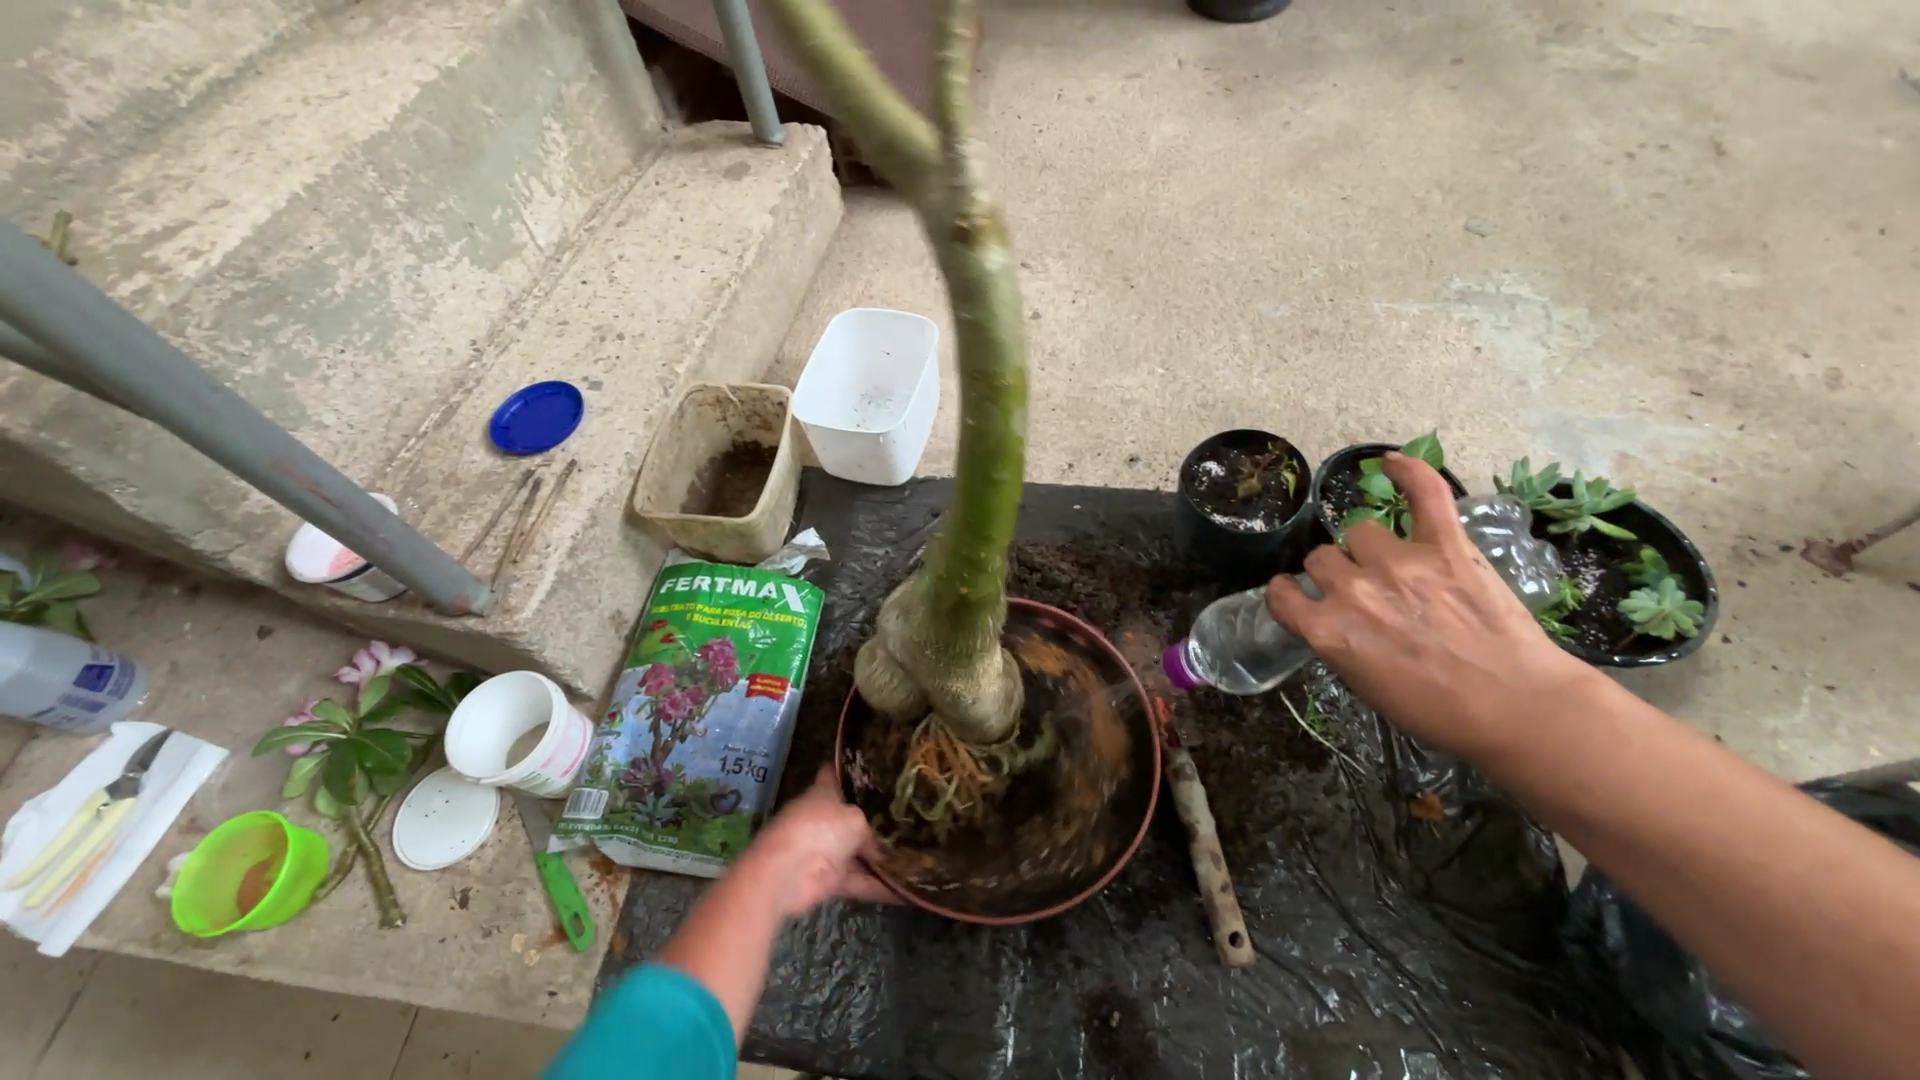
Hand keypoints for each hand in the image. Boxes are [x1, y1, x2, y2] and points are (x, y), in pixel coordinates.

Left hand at [736, 767, 895, 915]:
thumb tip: (880, 849)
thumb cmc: (820, 830)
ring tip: (918, 855)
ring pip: (859, 853)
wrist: (787, 873)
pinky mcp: (830, 880)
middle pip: (852, 818)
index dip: (851, 770)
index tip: (876, 768)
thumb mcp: (855, 820)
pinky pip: (860, 882)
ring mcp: (826, 850)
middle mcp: (824, 819)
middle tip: (910, 819)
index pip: (834, 774)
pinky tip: (908, 892)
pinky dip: (880, 888)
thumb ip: (871, 831)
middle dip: (878, 821)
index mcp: (823, 793)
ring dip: (883, 859)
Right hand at [1265, 453, 1597, 758]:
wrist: (1514, 707)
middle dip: (1334, 573)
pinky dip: (1411, 473)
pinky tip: (1394, 461)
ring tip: (1393, 566)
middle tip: (1364, 593)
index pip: (1283, 595)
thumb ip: (1338, 641)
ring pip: (1360, 532)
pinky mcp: (1446, 548)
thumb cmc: (1437, 711)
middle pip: (1322, 558)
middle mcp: (1353, 590)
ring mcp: (1400, 563)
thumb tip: (1334, 618)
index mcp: (1327, 631)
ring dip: (1368, 547)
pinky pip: (1424, 495)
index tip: (1299, 599)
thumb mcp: (1363, 685)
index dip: (1290, 596)